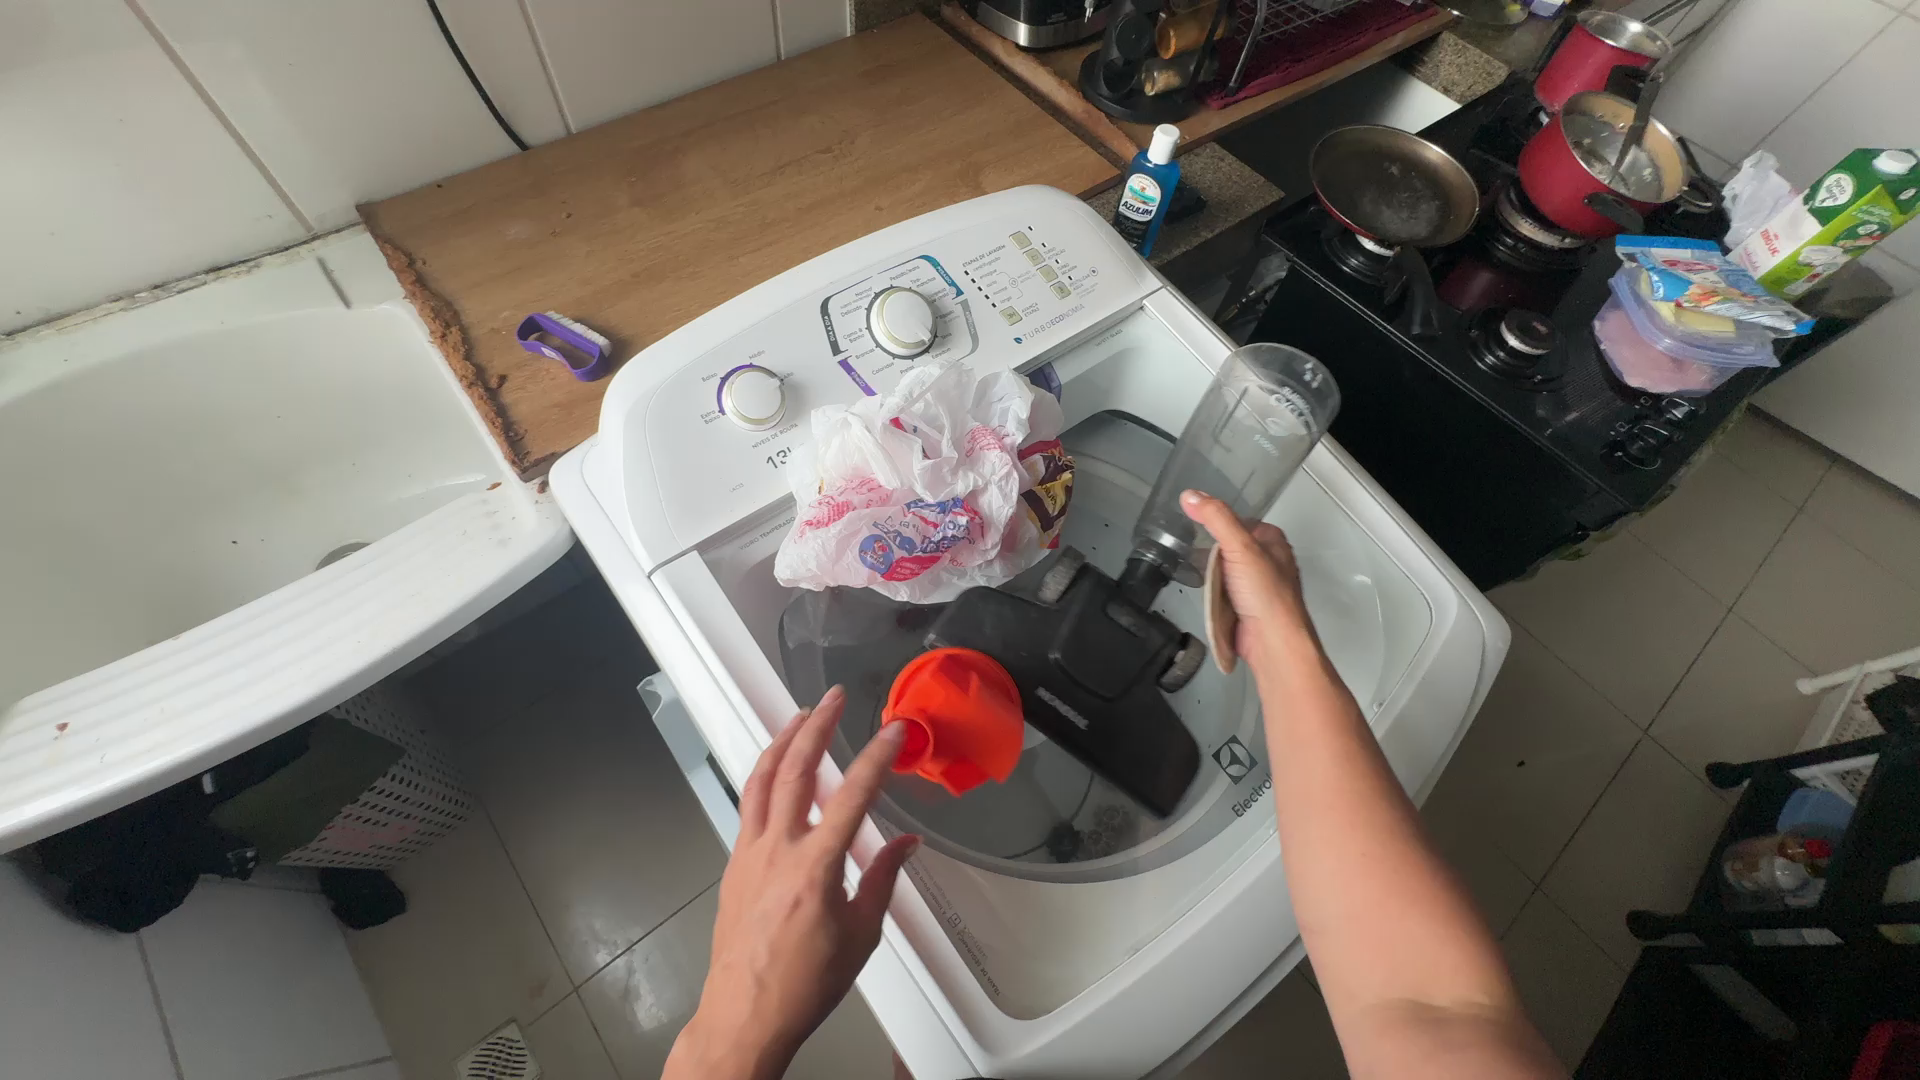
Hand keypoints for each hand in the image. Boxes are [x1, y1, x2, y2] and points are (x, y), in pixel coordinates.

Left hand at [664, 687, 917, 1079]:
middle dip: (817, 727)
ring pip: (762, 779)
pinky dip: (764, 773)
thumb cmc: (808, 983)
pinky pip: (748, 803)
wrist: (744, 1017)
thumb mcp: (861, 935)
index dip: (877, 757)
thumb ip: (883, 879)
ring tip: (801, 715)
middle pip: (796, 770)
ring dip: (783, 740)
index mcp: (817, 867)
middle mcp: (779, 849)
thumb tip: (907, 843)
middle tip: (833, 698)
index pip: (853, 796)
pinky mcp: (734, 862)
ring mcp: (750, 852)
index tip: (894, 728)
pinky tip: (775, 766)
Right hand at [1180, 489, 1317, 670]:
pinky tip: (1199, 590)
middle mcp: (1267, 559)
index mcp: (1272, 540)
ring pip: (1223, 568)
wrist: (1271, 641)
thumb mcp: (1240, 547)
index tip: (1190, 520)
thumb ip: (1216, 519)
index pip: (1237, 520)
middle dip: (1208, 548)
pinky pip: (1221, 589)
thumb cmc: (1264, 592)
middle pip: (1227, 544)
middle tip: (1183, 544)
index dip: (1215, 520)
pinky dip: (1209, 589)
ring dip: (1207, 570)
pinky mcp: (1244, 605)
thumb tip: (1189, 495)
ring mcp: (1256, 584)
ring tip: (1185, 566)